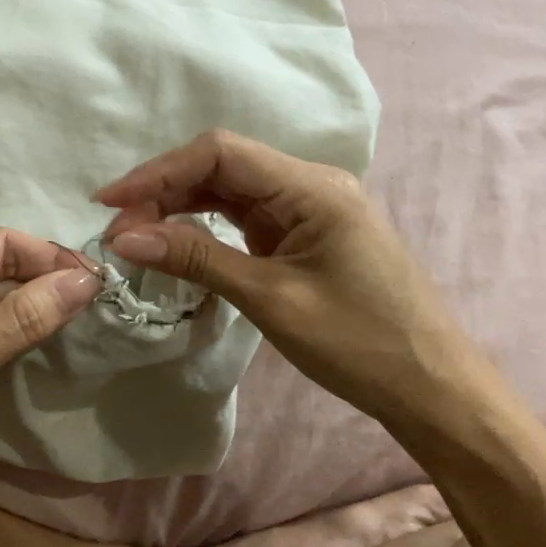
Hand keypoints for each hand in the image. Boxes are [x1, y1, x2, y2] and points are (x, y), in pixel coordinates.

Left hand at [0, 229, 99, 510]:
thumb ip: (26, 315)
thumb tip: (87, 280)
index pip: (0, 244)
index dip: (50, 258)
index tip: (100, 280)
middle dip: (46, 283)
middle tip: (101, 303)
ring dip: (35, 308)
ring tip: (86, 320)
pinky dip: (16, 331)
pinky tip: (49, 341)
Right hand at [98, 130, 472, 428]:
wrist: (436, 394)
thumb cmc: (359, 344)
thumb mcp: (269, 299)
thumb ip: (195, 258)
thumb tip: (122, 237)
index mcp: (312, 187)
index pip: (219, 153)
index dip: (158, 171)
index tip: (109, 203)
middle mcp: (310, 184)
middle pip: (220, 165)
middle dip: (163, 190)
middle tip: (117, 228)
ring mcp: (308, 208)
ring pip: (227, 188)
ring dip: (178, 205)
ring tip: (134, 234)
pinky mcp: (303, 233)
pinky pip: (242, 213)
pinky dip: (203, 223)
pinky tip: (174, 238)